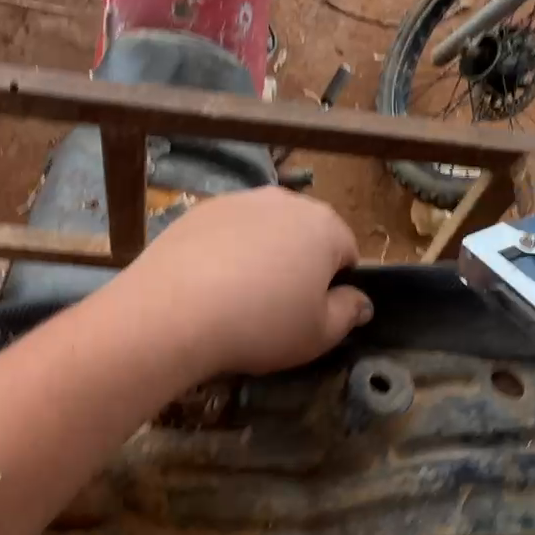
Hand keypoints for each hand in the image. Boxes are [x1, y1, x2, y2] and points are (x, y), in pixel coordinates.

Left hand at [109, 187, 372, 375]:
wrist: (173, 311)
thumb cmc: (261, 324)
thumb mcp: (319, 335)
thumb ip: (348, 313)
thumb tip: (361, 301)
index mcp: (325, 226)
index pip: (347, 252)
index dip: (335, 286)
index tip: (313, 313)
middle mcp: (286, 200)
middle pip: (305, 234)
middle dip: (299, 263)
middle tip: (277, 306)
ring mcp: (239, 199)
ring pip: (264, 230)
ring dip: (262, 254)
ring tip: (239, 297)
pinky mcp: (199, 209)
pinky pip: (227, 231)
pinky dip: (225, 251)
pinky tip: (209, 284)